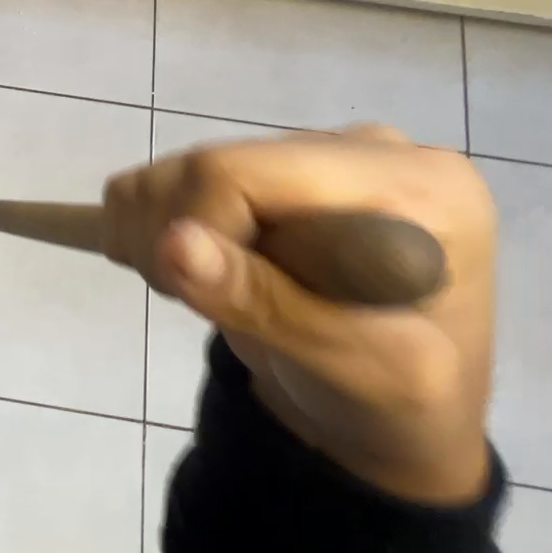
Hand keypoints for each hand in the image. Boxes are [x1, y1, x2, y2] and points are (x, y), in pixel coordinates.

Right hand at [103, 126, 496, 503]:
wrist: (381, 404)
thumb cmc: (396, 397)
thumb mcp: (362, 370)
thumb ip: (269, 305)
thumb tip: (174, 242)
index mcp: (412, 184)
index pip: (237, 170)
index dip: (194, 228)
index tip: (208, 297)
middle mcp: (357, 149)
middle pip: (198, 167)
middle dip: (170, 242)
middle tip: (202, 303)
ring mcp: (299, 153)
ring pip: (161, 173)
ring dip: (151, 240)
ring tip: (207, 292)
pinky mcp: (252, 167)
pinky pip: (151, 180)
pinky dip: (140, 229)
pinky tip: (191, 267)